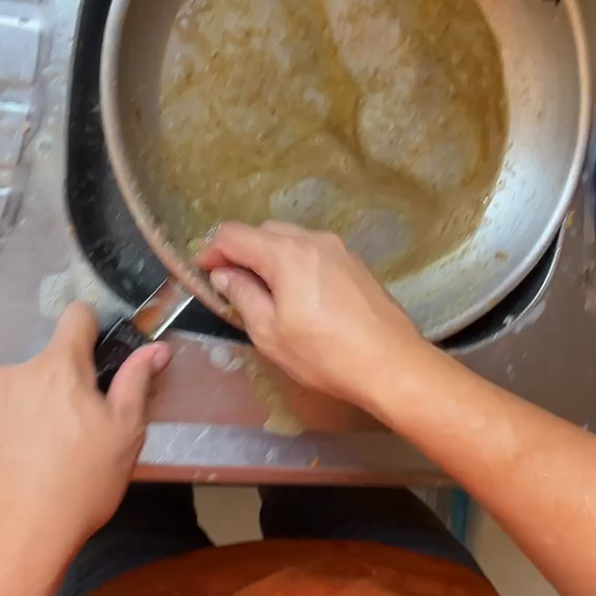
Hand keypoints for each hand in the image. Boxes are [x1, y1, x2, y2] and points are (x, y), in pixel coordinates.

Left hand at [0, 302, 169, 558]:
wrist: (9, 544)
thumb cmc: (79, 485)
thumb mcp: (125, 434)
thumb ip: (137, 382)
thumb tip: (156, 348)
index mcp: (59, 367)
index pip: (77, 317)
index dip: (91, 329)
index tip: (97, 357)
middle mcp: (14, 373)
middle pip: (46, 365)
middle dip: (62, 387)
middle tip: (75, 432)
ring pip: (16, 393)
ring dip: (29, 409)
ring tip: (39, 457)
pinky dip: (1, 433)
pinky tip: (11, 469)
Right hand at [195, 221, 429, 407]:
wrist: (391, 363)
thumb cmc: (325, 354)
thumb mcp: (270, 332)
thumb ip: (243, 296)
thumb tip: (224, 275)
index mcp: (286, 253)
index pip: (234, 234)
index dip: (212, 251)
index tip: (204, 273)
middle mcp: (313, 240)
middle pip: (264, 231)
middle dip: (242, 252)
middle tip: (233, 285)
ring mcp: (339, 249)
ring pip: (292, 239)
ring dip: (271, 256)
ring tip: (266, 292)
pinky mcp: (356, 263)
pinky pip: (315, 251)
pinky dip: (297, 262)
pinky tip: (299, 294)